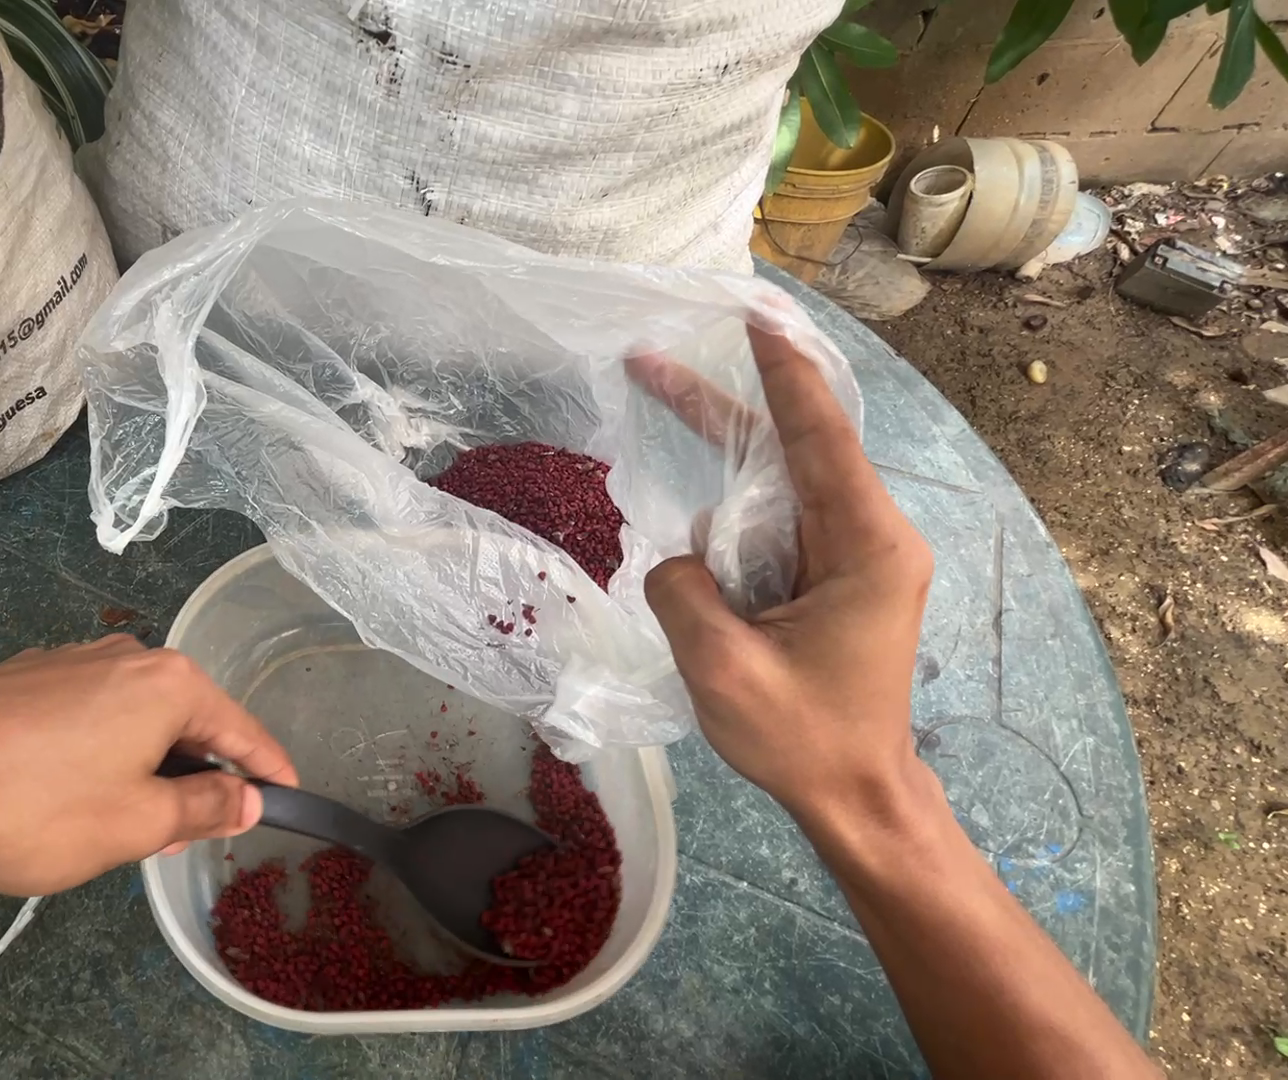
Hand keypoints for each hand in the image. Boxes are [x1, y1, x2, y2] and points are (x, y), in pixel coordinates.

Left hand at [0, 636, 297, 897]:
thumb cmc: (38, 807)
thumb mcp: (137, 823)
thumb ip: (204, 806)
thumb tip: (248, 797)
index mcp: (168, 682)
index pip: (241, 729)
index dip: (268, 769)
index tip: (288, 797)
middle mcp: (127, 656)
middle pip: (186, 720)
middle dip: (195, 775)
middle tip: (184, 833)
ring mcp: (72, 660)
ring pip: (134, 717)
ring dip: (146, 765)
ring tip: (119, 820)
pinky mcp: (26, 674)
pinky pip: (89, 713)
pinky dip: (101, 749)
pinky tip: (66, 788)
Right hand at [629, 324, 933, 827]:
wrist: (856, 794)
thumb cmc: (802, 738)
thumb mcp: (721, 668)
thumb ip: (681, 589)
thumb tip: (679, 554)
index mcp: (865, 546)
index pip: (820, 436)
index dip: (781, 372)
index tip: (750, 318)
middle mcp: (866, 535)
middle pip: (787, 447)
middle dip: (717, 406)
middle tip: (648, 367)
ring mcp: (847, 555)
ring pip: (772, 489)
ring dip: (717, 483)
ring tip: (683, 523)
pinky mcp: (825, 576)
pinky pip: (767, 527)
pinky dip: (725, 525)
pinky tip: (704, 569)